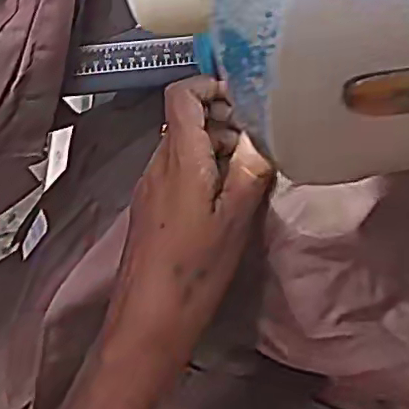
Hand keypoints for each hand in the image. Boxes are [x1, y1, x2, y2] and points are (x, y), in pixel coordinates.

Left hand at [101, 77, 274, 373]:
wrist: (145, 324)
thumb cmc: (193, 269)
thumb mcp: (235, 217)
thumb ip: (251, 167)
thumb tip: (263, 131)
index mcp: (179, 157)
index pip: (182, 93)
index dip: (211, 84)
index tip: (245, 101)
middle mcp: (158, 162)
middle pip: (186, 116)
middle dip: (223, 118)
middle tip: (256, 140)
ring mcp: (150, 183)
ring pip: (184, 142)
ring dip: (216, 144)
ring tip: (247, 170)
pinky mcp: (150, 204)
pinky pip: (177, 166)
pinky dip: (203, 166)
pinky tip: (225, 196)